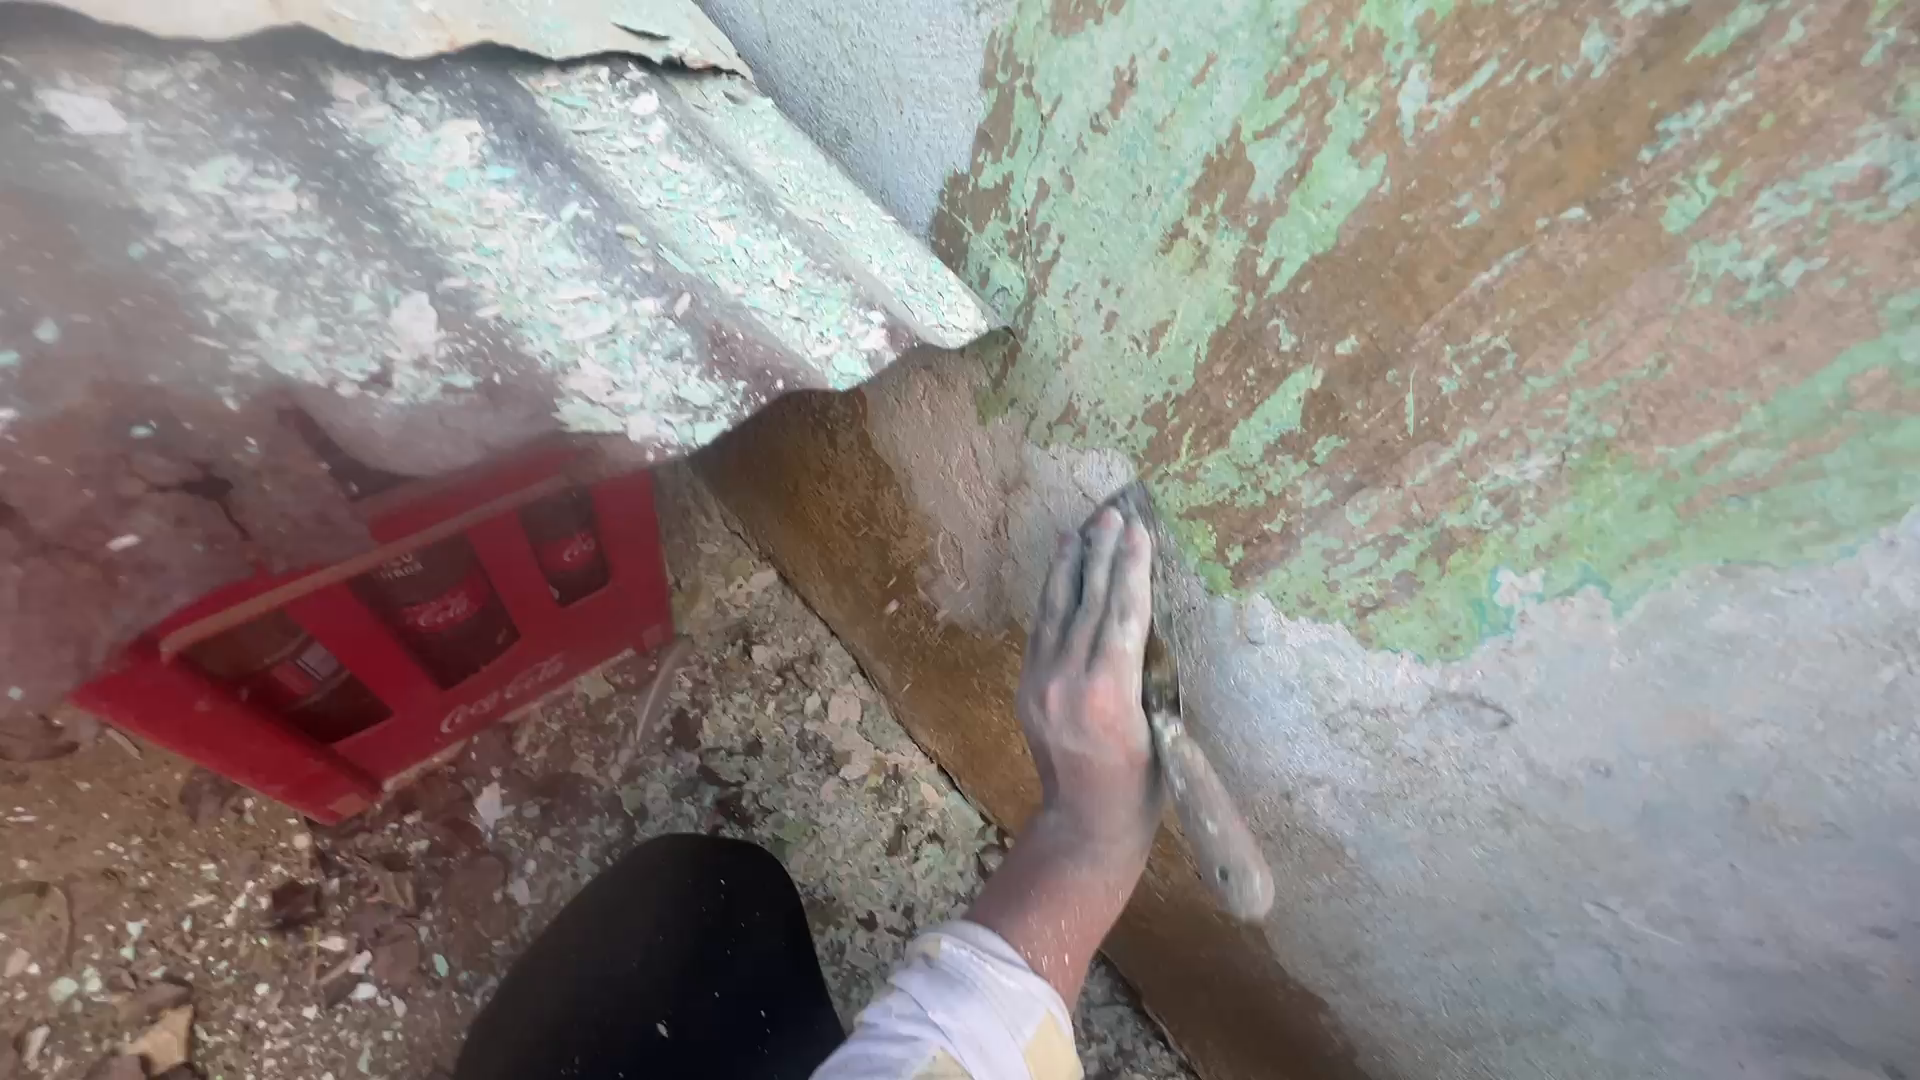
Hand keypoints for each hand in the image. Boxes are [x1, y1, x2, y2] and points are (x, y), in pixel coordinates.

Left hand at [1015, 504, 1162, 852]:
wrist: (1084, 822)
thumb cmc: (1142, 785)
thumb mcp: (1159, 728)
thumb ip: (1144, 673)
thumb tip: (1136, 619)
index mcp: (1109, 693)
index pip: (1122, 614)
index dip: (1131, 569)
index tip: (1138, 531)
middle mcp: (1068, 679)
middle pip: (1087, 602)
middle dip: (1101, 554)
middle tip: (1111, 513)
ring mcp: (1040, 681)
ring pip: (1056, 610)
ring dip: (1070, 567)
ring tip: (1080, 530)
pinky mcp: (1026, 686)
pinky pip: (1041, 631)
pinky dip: (1052, 598)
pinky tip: (1059, 574)